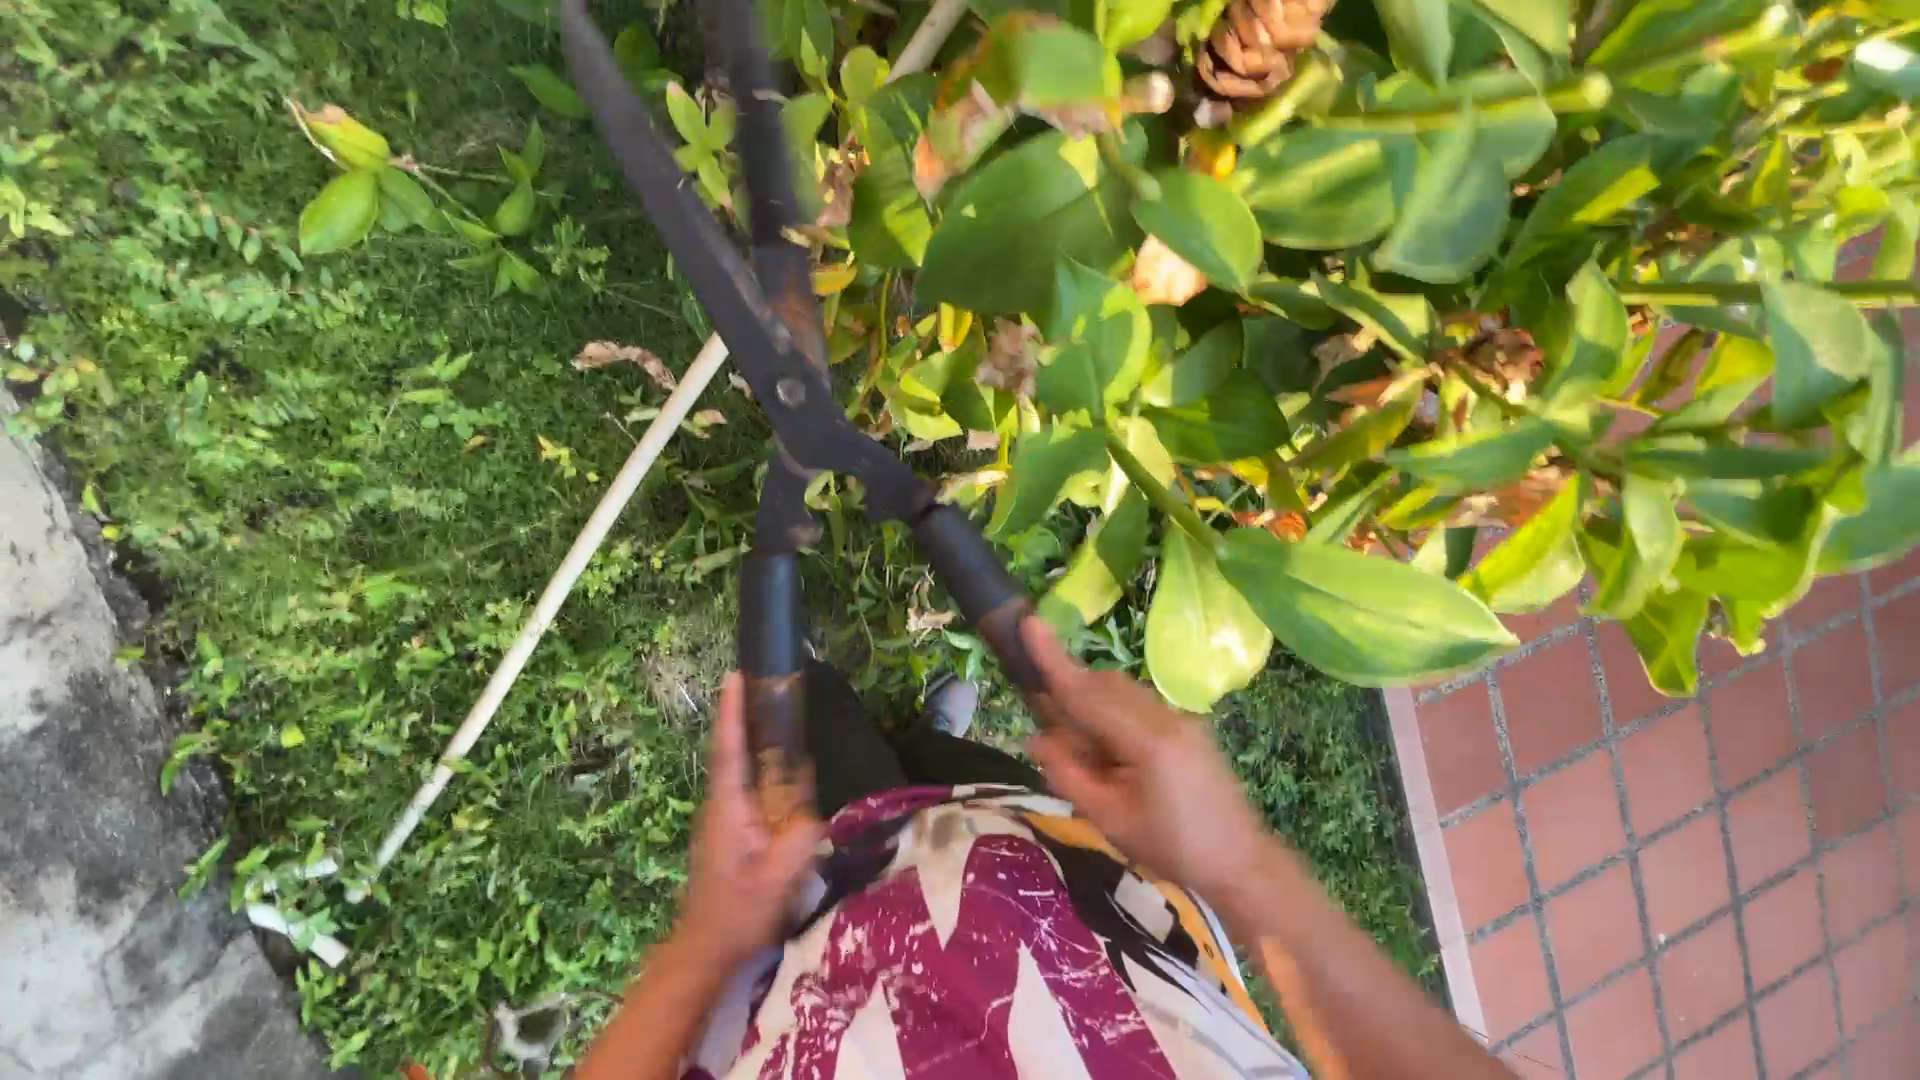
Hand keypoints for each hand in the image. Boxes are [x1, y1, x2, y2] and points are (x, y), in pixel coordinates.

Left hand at [674, 673, 823, 966]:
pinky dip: (755, 765)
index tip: (734, 675)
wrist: (704, 950)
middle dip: (742, 714)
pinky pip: (742, 786)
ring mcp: (719, 818)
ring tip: (772, 712)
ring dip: (749, 738)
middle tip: (762, 681)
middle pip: (730, 750)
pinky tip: (776, 767)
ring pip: (736, 769)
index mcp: (730, 807)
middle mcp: (719, 804)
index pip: (730, 748)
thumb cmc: (742, 910)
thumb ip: (801, 826)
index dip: (732, 711)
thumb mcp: (783, 871)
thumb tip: (809, 786)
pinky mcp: (726, 831)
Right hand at [1022, 619, 1288, 910]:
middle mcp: (1164, 715)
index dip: (1054, 660)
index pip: (1087, 693)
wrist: (1240, 861)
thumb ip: (1068, 774)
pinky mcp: (1186, 722)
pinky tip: (1112, 753)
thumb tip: (1035, 737)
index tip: (1030, 623)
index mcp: (1146, 740)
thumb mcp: (1109, 820)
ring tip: (1085, 752)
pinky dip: (1112, 714)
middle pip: (1102, 685)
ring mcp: (1179, 716)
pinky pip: (1137, 703)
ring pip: (1120, 691)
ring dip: (1091, 705)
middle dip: (1069, 692)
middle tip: (1048, 728)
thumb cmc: (1170, 848)